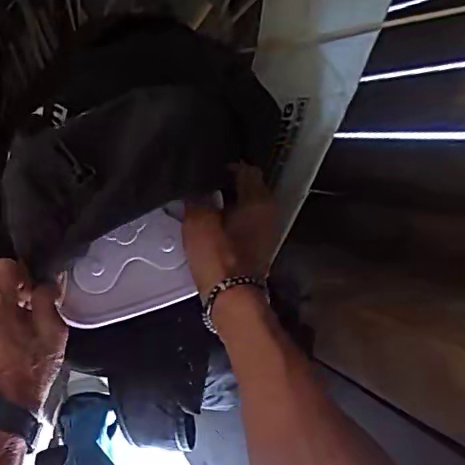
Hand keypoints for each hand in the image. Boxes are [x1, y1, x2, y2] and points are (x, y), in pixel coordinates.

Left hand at [0, 258, 66, 416]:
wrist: (13, 395)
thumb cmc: (33, 367)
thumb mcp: (52, 330)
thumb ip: (48, 300)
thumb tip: (47, 284)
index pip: (5, 265)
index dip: (24, 272)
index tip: (35, 288)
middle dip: (11, 279)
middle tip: (29, 296)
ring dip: (3, 293)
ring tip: (22, 311)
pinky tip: (14, 323)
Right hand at [181, 164, 280, 294]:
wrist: (231, 297)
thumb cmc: (218, 256)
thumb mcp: (198, 221)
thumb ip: (196, 198)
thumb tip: (194, 188)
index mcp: (259, 198)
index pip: (245, 169)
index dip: (223, 168)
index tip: (204, 172)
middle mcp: (269, 211)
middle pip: (248, 189)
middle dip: (226, 188)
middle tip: (201, 190)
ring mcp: (268, 232)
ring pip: (246, 209)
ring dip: (228, 207)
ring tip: (204, 210)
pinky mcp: (260, 249)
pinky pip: (244, 227)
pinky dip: (231, 224)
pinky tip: (214, 230)